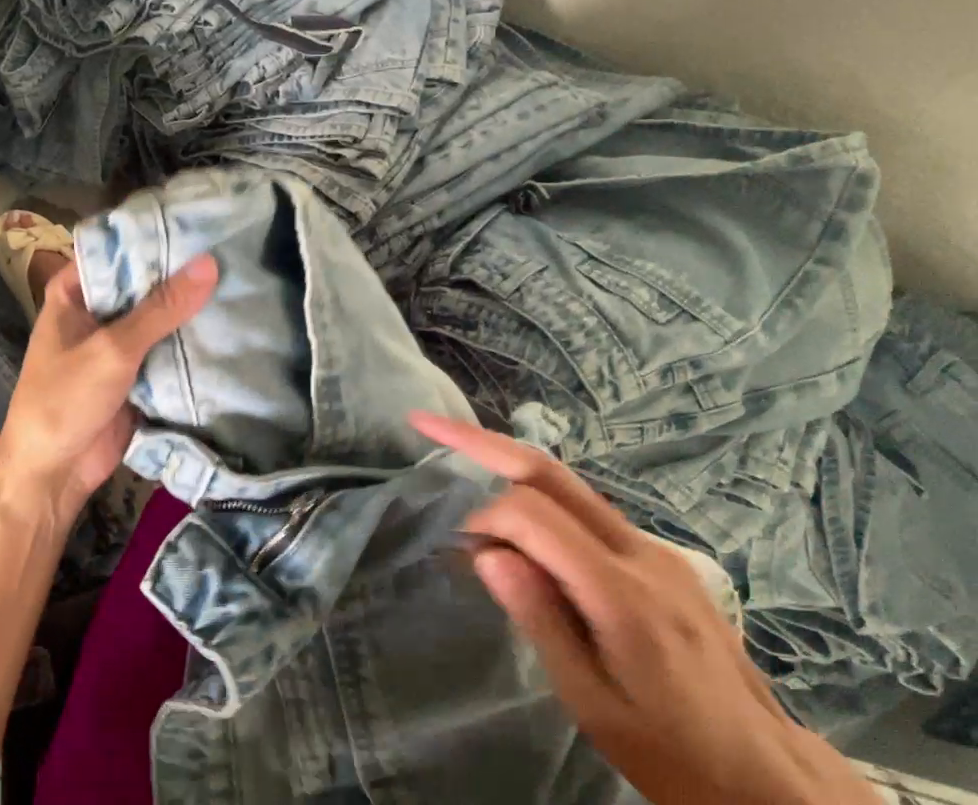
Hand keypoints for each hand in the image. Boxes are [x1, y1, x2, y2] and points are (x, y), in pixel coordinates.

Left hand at [0, 253, 217, 524]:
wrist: (53, 471)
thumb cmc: (65, 399)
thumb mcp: (113, 348)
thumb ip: (161, 309)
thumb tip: (209, 263)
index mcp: (72, 294)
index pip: (114, 251)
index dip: (151, 236)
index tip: (199, 220)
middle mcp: (93, 313)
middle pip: (140, 285)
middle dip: (179, 274)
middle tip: (234, 248)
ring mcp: (115, 346)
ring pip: (157, 319)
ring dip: (189, 310)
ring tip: (244, 279)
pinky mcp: (134, 376)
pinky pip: (165, 352)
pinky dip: (190, 344)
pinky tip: (232, 327)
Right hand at [408, 412, 879, 804]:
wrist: (768, 774)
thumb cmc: (669, 749)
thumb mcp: (591, 701)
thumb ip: (539, 618)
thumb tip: (487, 552)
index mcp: (623, 594)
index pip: (533, 513)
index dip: (485, 519)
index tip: (465, 554)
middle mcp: (644, 555)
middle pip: (553, 474)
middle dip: (484, 443)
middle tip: (425, 423)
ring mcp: (659, 553)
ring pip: (570, 487)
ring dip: (511, 474)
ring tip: (466, 483)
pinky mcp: (662, 561)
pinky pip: (588, 512)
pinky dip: (540, 503)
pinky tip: (519, 531)